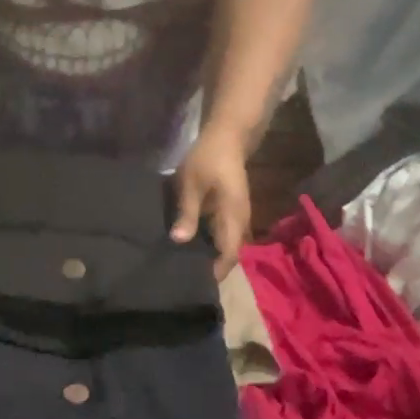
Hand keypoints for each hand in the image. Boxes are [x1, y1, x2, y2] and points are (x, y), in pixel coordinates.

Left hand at [172, 125, 252, 277]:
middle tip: (186, 278)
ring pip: (227, 245)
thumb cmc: (208, 158)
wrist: (227, 135)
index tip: (197, 282)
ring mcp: (237, 216)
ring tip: (185, 266)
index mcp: (233, 216)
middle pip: (230, 253)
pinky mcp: (230, 211)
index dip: (216, 271)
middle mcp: (240, 220)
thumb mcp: (192, 184)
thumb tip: (179, 241)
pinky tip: (189, 247)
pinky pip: (223, 235)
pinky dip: (209, 244)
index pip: (230, 254)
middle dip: (211, 268)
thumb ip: (187, 213)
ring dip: (210, 256)